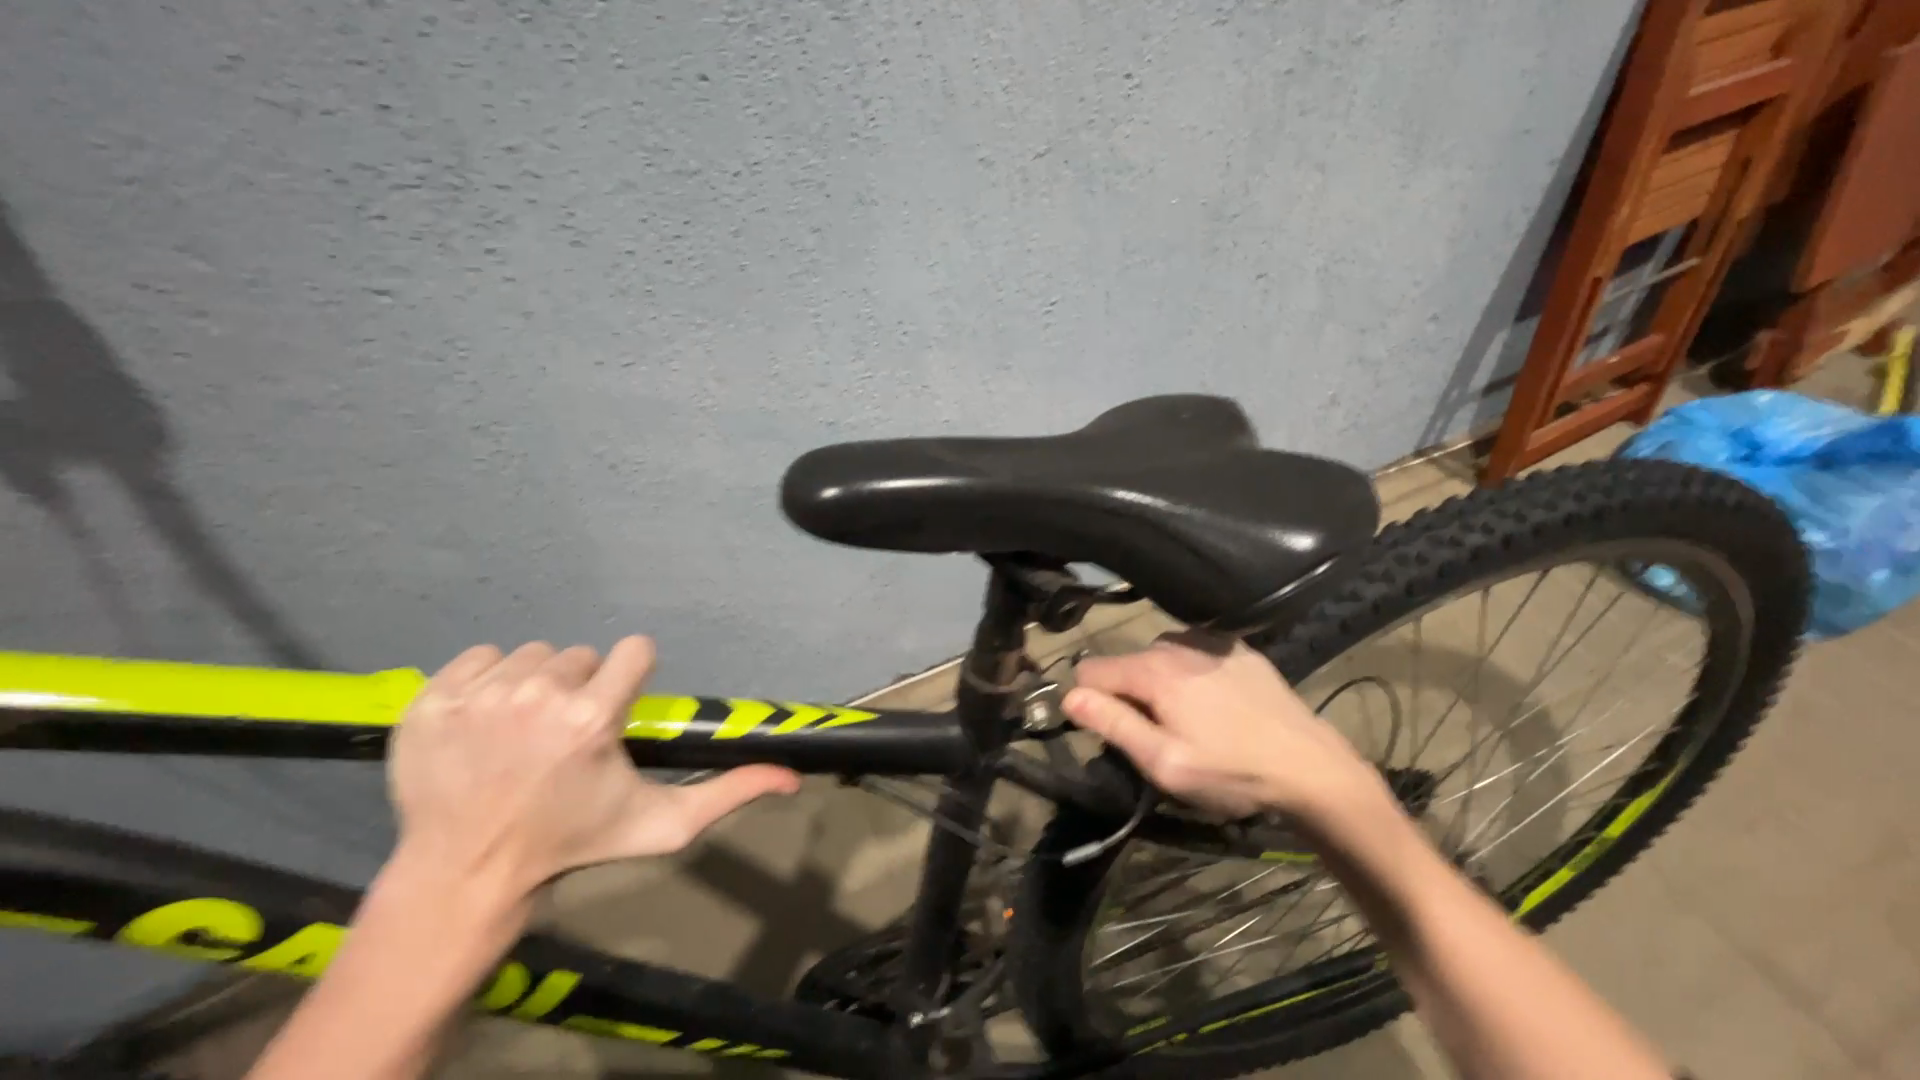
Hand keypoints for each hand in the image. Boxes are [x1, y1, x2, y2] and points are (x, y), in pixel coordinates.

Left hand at [388, 636, 800, 898]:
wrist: (468, 872)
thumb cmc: (571, 843)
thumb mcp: (660, 826)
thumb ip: (727, 794)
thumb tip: (791, 777)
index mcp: (594, 717)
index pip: (633, 650)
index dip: (629, 680)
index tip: (613, 712)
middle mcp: (537, 694)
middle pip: (579, 656)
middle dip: (579, 689)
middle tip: (563, 740)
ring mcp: (479, 694)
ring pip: (529, 656)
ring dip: (532, 688)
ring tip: (522, 737)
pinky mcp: (432, 698)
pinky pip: (477, 659)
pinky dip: (484, 684)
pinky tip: (484, 728)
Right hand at [1063, 633, 1389, 823]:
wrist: (1311, 768)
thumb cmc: (1232, 772)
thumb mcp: (1165, 763)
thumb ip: (1114, 725)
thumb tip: (1070, 696)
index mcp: (1155, 671)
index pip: (1091, 670)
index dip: (1092, 703)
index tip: (1117, 733)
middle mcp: (1179, 644)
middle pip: (1127, 663)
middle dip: (1129, 695)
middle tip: (1158, 738)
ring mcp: (1214, 642)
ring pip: (1160, 656)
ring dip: (1160, 684)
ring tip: (1189, 722)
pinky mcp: (1241, 649)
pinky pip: (1195, 652)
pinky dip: (1191, 673)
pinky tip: (1215, 704)